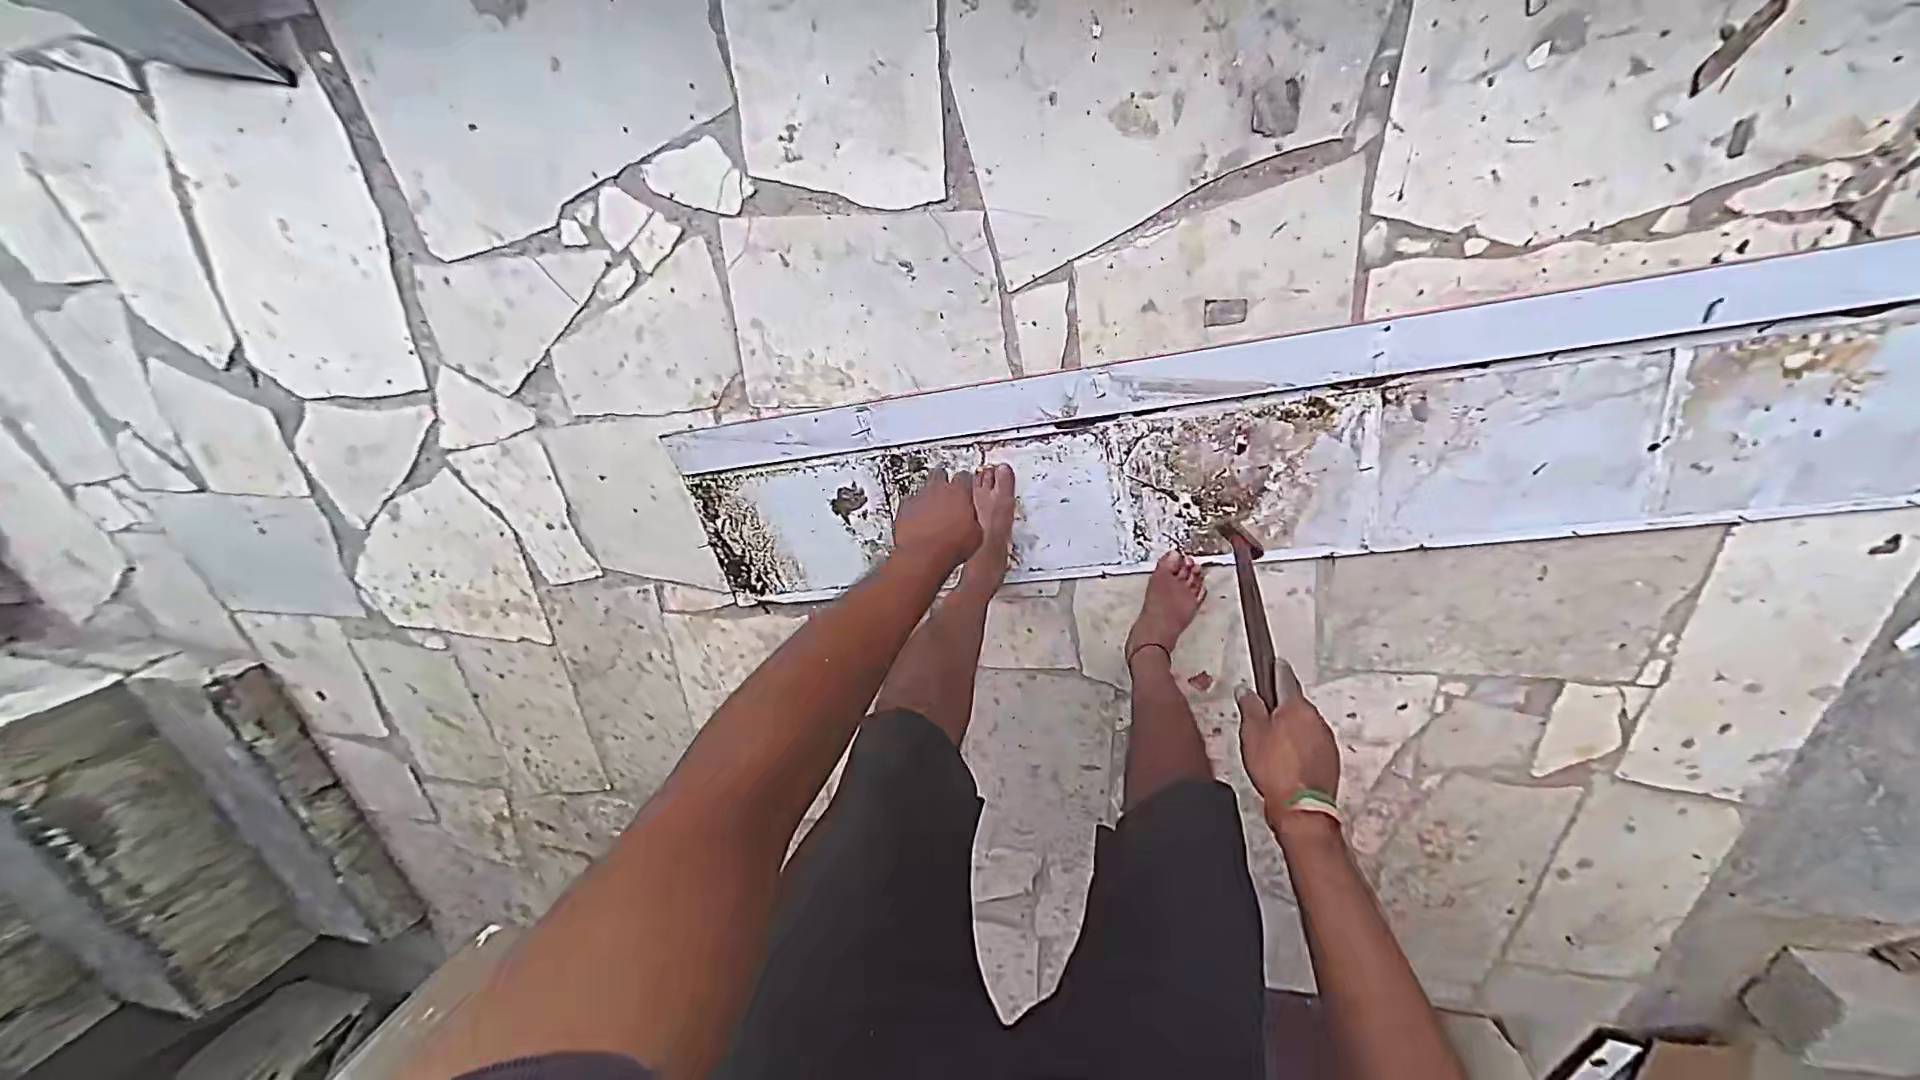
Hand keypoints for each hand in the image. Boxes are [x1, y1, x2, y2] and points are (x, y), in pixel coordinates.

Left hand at [891, 469, 982, 570]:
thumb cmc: (951, 546)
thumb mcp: (977, 535)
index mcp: (960, 492)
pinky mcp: (905, 507)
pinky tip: (917, 522)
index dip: (964, 483)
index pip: (964, 476)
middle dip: (942, 482)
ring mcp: (920, 496)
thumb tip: (975, 523)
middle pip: (940, 474)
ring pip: (924, 488)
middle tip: (946, 495)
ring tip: (932, 512)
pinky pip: (910, 503)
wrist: (924, 555)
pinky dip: (913, 510)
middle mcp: (939, 489)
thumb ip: (974, 521)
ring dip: (928, 497)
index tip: (965, 489)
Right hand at [1237, 662, 1340, 830]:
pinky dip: (1299, 746)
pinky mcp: (1329, 759)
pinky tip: (1284, 759)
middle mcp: (1316, 720)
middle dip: (1279, 708)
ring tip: (1270, 745)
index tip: (1274, 663)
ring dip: (1289, 728)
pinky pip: (1311, 743)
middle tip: (1260, 718)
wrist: (1300, 807)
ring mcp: (1326, 740)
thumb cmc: (1276, 769)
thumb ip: (1249, 707)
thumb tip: (1246, 692)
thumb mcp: (1251, 732)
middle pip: (1294, 704)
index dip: (1275, 669)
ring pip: (1304, 725)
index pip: (1285, 678)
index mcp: (1296, 707)